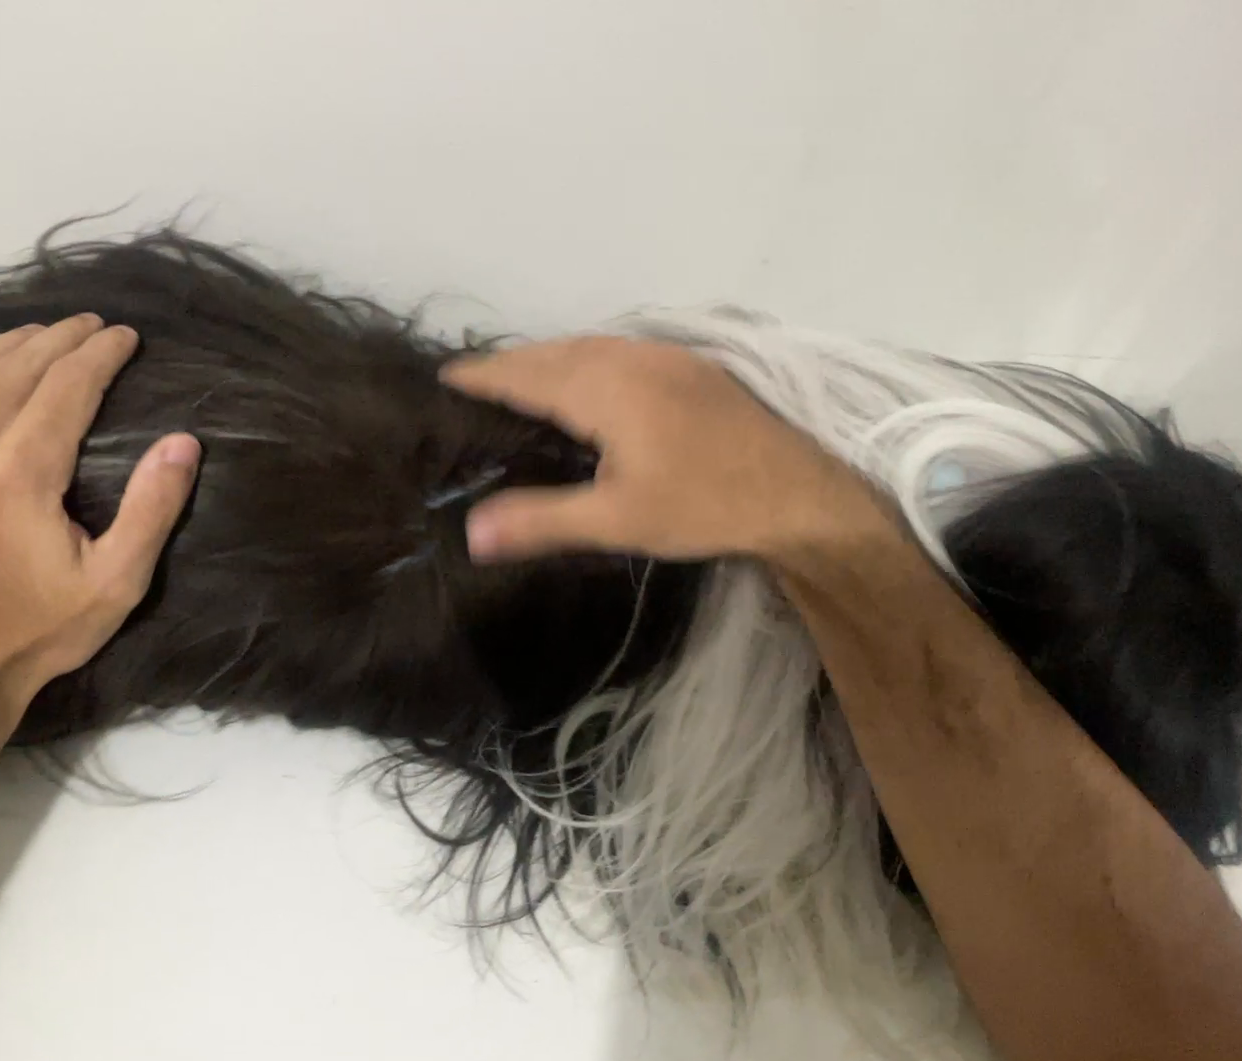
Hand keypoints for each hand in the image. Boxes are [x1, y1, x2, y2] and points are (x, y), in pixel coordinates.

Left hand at [0, 314, 200, 708]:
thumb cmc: (37, 630)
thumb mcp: (117, 581)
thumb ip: (153, 507)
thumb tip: (184, 440)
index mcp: (17, 472)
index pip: (65, 385)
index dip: (100, 353)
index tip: (125, 335)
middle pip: (12, 367)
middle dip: (58, 338)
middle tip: (92, 325)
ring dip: (5, 347)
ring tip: (41, 335)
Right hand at [440, 337, 882, 561]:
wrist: (797, 493)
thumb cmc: (702, 506)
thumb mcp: (616, 520)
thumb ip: (541, 520)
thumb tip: (470, 532)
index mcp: (605, 387)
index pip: (526, 372)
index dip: (482, 374)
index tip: (443, 376)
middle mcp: (631, 357)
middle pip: (553, 351)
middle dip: (509, 362)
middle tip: (472, 381)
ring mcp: (665, 357)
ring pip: (587, 347)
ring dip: (547, 358)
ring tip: (517, 379)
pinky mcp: (689, 367)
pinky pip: (616, 351)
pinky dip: (582, 360)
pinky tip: (585, 382)